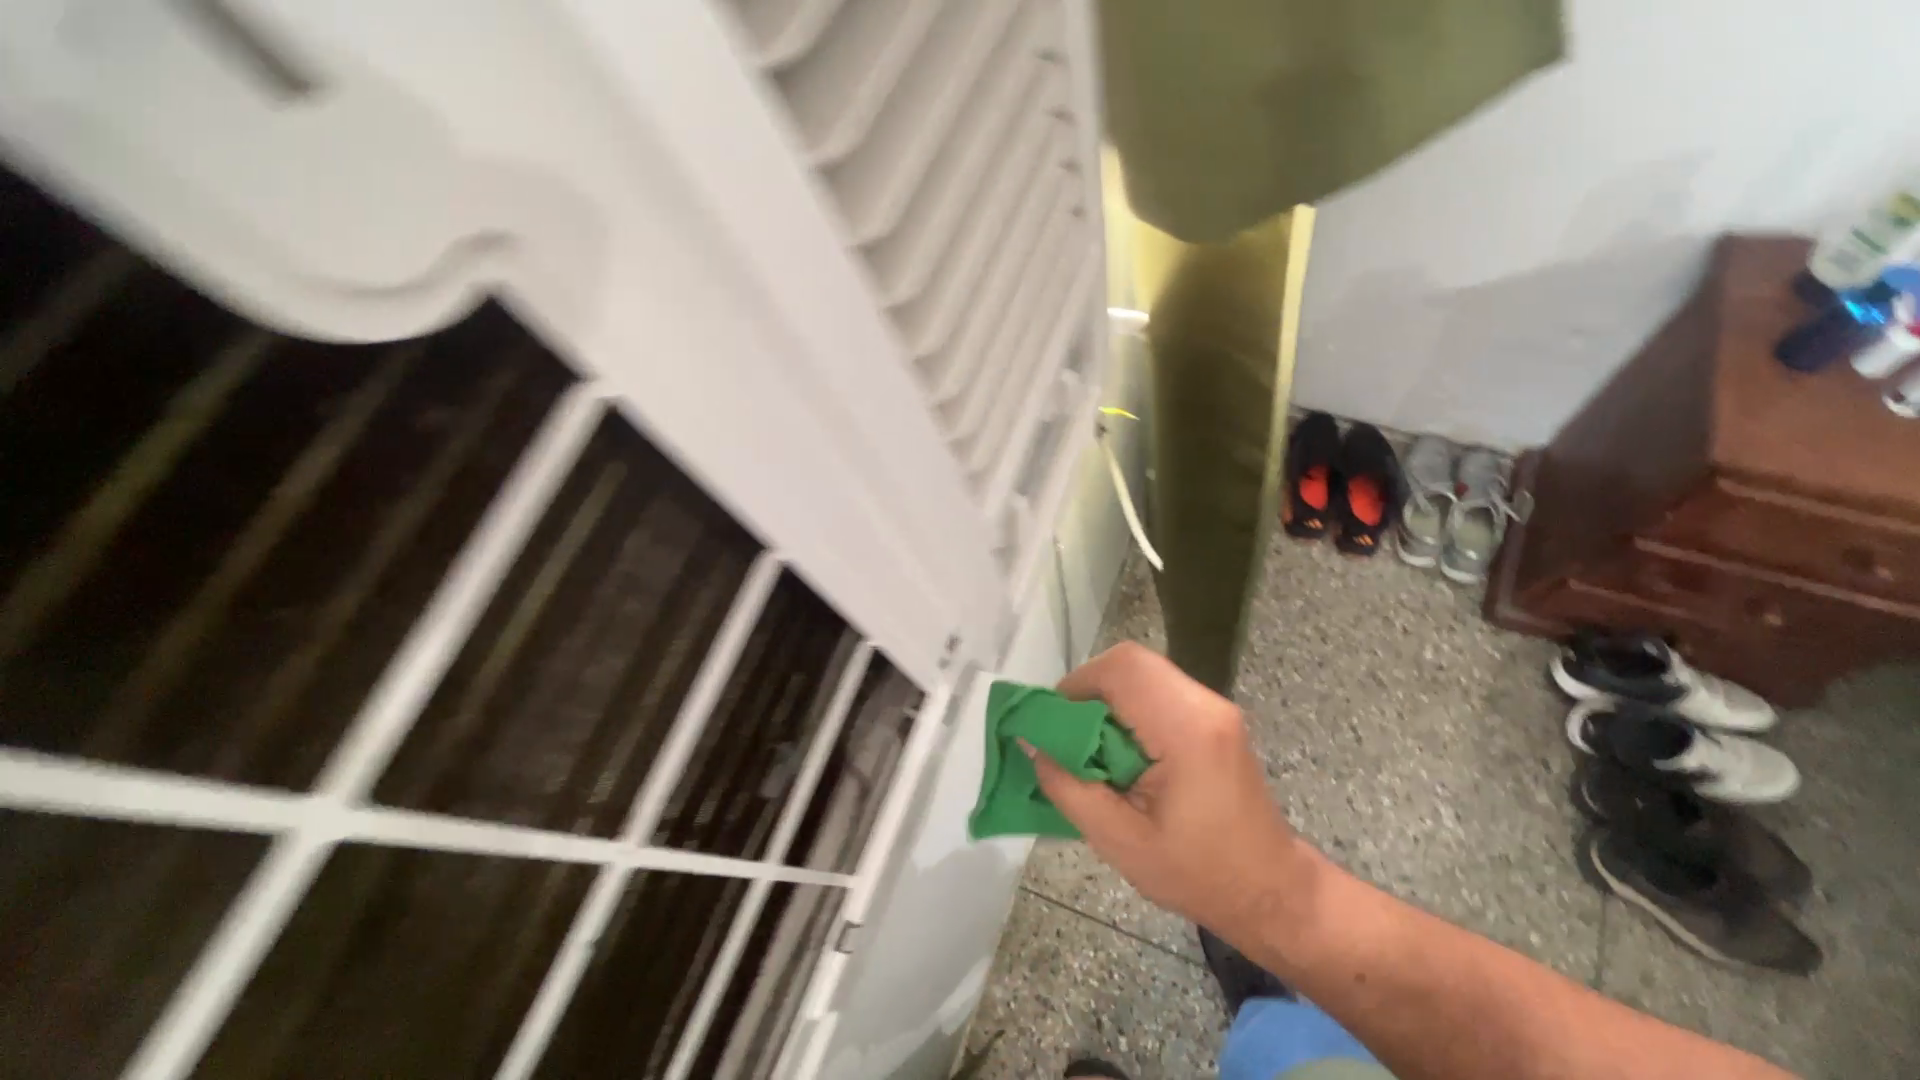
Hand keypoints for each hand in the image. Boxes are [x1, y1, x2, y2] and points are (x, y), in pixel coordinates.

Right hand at [1026, 643, 1317, 942]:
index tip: (1052, 727)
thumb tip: (1032, 744)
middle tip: (1067, 740)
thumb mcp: (1119, 842)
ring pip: (1143, 676)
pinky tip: (1121, 757)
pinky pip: (1158, 694)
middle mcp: (1205, 706)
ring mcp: (1213, 710)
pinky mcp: (1213, 721)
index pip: (1122, 670)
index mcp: (1187, 730)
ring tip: (1092, 752)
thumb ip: (1069, 787)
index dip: (1076, 686)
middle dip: (1088, 692)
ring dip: (1108, 703)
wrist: (1269, 891)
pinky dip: (1128, 712)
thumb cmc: (1198, 874)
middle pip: (1131, 664)